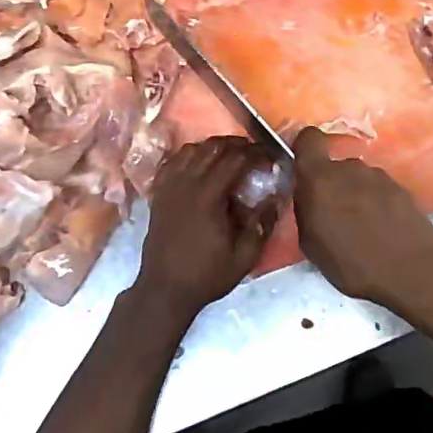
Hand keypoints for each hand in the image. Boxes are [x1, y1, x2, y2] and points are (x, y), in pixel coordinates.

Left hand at [131, 137, 278, 321]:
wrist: (165, 287)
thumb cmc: (207, 275)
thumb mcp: (244, 256)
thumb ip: (261, 223)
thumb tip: (274, 197)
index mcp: (208, 196)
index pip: (235, 160)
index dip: (255, 154)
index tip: (270, 158)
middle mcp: (186, 183)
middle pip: (212, 147)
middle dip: (237, 144)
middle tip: (255, 153)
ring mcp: (168, 185)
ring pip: (191, 149)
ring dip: (213, 146)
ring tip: (230, 156)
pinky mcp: (158, 192)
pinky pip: (173, 161)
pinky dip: (189, 155)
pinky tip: (200, 164)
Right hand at [292, 128, 432, 308]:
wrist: (412, 272)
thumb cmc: (350, 262)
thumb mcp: (310, 243)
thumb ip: (305, 211)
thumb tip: (308, 199)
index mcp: (319, 177)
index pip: (309, 138)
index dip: (305, 148)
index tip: (305, 169)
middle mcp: (350, 168)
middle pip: (336, 166)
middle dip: (333, 185)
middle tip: (334, 216)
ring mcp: (380, 177)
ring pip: (359, 179)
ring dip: (356, 196)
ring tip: (362, 229)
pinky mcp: (403, 190)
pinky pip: (380, 192)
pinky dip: (378, 206)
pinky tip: (383, 232)